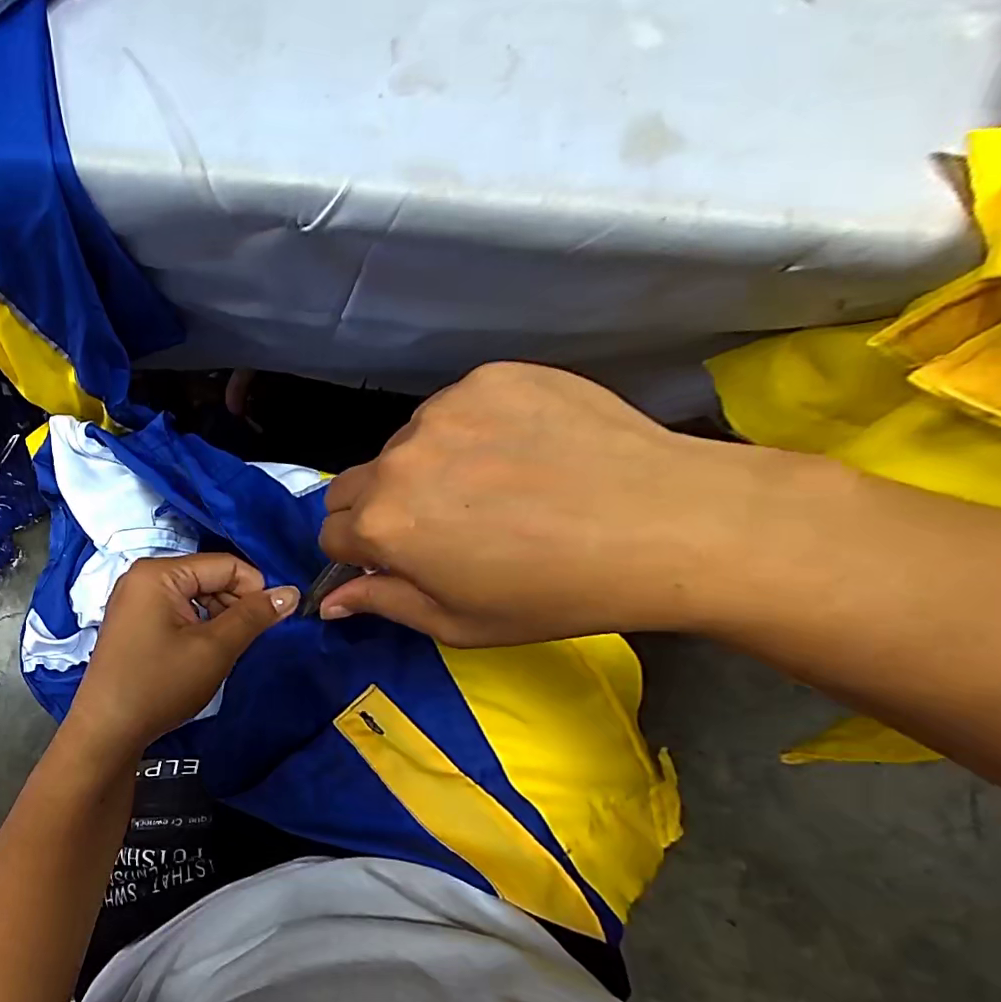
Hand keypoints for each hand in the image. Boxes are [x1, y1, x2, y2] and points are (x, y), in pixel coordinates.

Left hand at [65, 553, 297, 759]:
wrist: (108, 728)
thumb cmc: (159, 685)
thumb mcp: (214, 649)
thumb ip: (253, 616)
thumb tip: (291, 592)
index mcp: (158, 572)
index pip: (225, 564)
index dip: (254, 591)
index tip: (269, 623)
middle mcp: (142, 575)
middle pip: (208, 576)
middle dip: (234, 604)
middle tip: (241, 642)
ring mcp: (134, 596)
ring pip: (194, 593)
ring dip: (216, 617)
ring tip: (220, 651)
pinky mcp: (132, 618)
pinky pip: (176, 607)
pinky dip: (196, 625)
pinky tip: (200, 652)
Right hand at [318, 361, 791, 645]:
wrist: (673, 523)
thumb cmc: (559, 591)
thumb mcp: (462, 622)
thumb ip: (383, 604)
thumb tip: (327, 600)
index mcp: (382, 525)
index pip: (330, 533)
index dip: (362, 553)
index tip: (400, 559)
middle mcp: (395, 462)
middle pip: (350, 486)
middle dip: (377, 509)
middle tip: (440, 524)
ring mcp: (440, 413)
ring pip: (403, 446)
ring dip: (425, 467)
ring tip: (495, 484)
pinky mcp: (485, 380)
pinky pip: (452, 410)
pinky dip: (470, 431)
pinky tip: (522, 450)